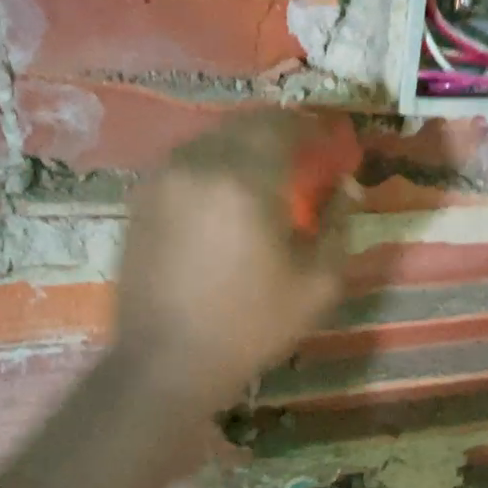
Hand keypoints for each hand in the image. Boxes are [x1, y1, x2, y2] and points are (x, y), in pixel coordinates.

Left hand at [112, 111, 353, 410]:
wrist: (166, 363)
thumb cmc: (250, 327)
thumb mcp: (317, 285)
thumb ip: (338, 226)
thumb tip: (345, 188)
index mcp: (246, 181)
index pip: (284, 126)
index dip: (312, 129)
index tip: (330, 144)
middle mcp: (199, 165)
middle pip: (246, 124)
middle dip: (279, 133)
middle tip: (302, 157)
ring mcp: (163, 178)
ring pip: (212, 139)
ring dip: (244, 146)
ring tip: (265, 176)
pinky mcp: (141, 198)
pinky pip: (187, 162)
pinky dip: (213, 165)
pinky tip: (226, 196)